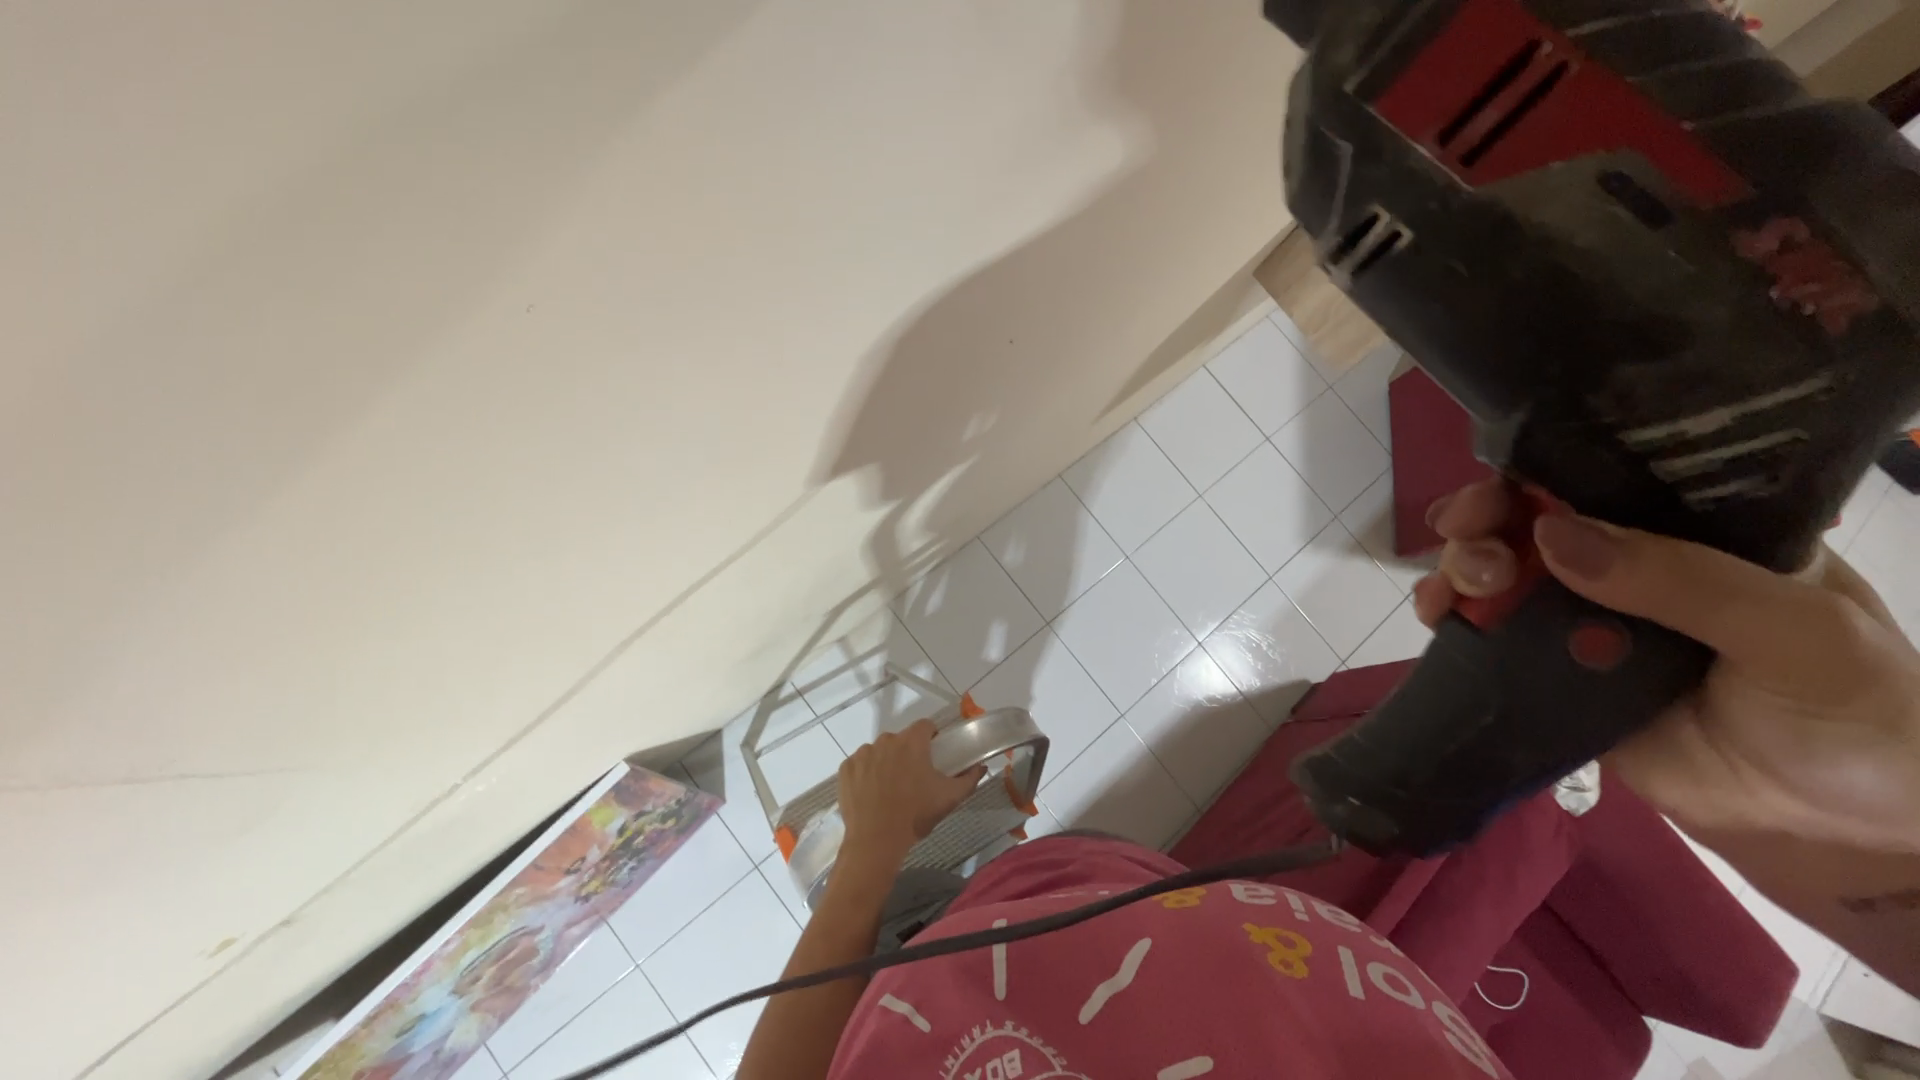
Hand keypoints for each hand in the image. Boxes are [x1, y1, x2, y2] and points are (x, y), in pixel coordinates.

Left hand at [837, 719, 986, 864]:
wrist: (876, 840)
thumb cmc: (915, 816)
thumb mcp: (949, 798)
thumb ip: (969, 779)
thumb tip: (981, 767)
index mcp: (911, 742)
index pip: (925, 725)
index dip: (932, 736)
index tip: (934, 754)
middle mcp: (885, 740)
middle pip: (900, 739)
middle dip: (907, 752)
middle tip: (914, 777)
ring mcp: (862, 754)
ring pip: (879, 751)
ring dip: (886, 762)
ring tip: (890, 789)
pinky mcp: (846, 769)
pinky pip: (859, 764)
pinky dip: (866, 774)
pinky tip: (871, 794)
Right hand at [1414, 478, 1919, 853]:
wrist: (1835, 832)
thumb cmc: (1852, 714)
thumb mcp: (1791, 630)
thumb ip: (1680, 581)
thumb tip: (1549, 536)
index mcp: (1695, 537)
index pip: (1605, 487)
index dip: (1542, 480)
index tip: (1496, 492)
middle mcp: (1630, 572)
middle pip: (1534, 527)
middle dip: (1485, 524)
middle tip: (1466, 540)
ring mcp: (1586, 627)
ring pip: (1503, 579)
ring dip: (1462, 571)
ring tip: (1455, 592)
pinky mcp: (1555, 679)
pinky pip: (1494, 642)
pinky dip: (1455, 622)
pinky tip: (1437, 618)